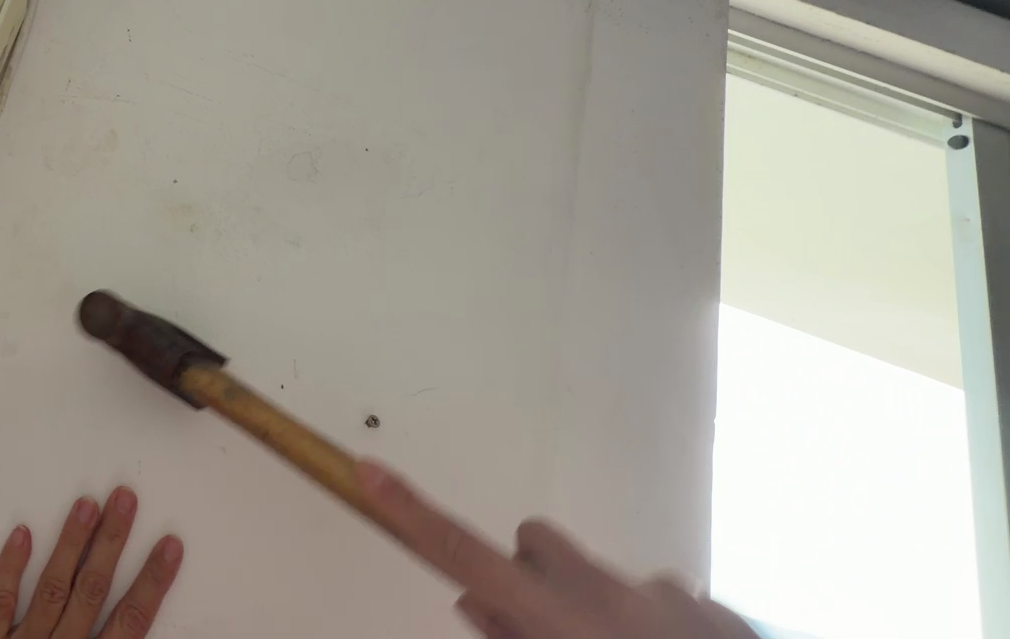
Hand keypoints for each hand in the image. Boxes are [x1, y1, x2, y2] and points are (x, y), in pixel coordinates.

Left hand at [0, 487, 183, 638]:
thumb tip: (137, 630)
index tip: (170, 545)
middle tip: (125, 498)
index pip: (131, 623)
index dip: (152, 582)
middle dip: (112, 542)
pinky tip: (21, 533)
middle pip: (92, 591)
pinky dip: (9, 569)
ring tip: (85, 503)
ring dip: (70, 544)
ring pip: (52, 587)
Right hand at [356, 460, 756, 638]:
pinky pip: (665, 595)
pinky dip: (656, 623)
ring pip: (603, 574)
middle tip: (544, 633)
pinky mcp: (724, 611)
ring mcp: (676, 599)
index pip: (468, 556)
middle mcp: (616, 596)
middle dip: (529, 573)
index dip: (412, 512)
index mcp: (569, 626)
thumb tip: (479, 606)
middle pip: (536, 540)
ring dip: (597, 608)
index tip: (366, 468)